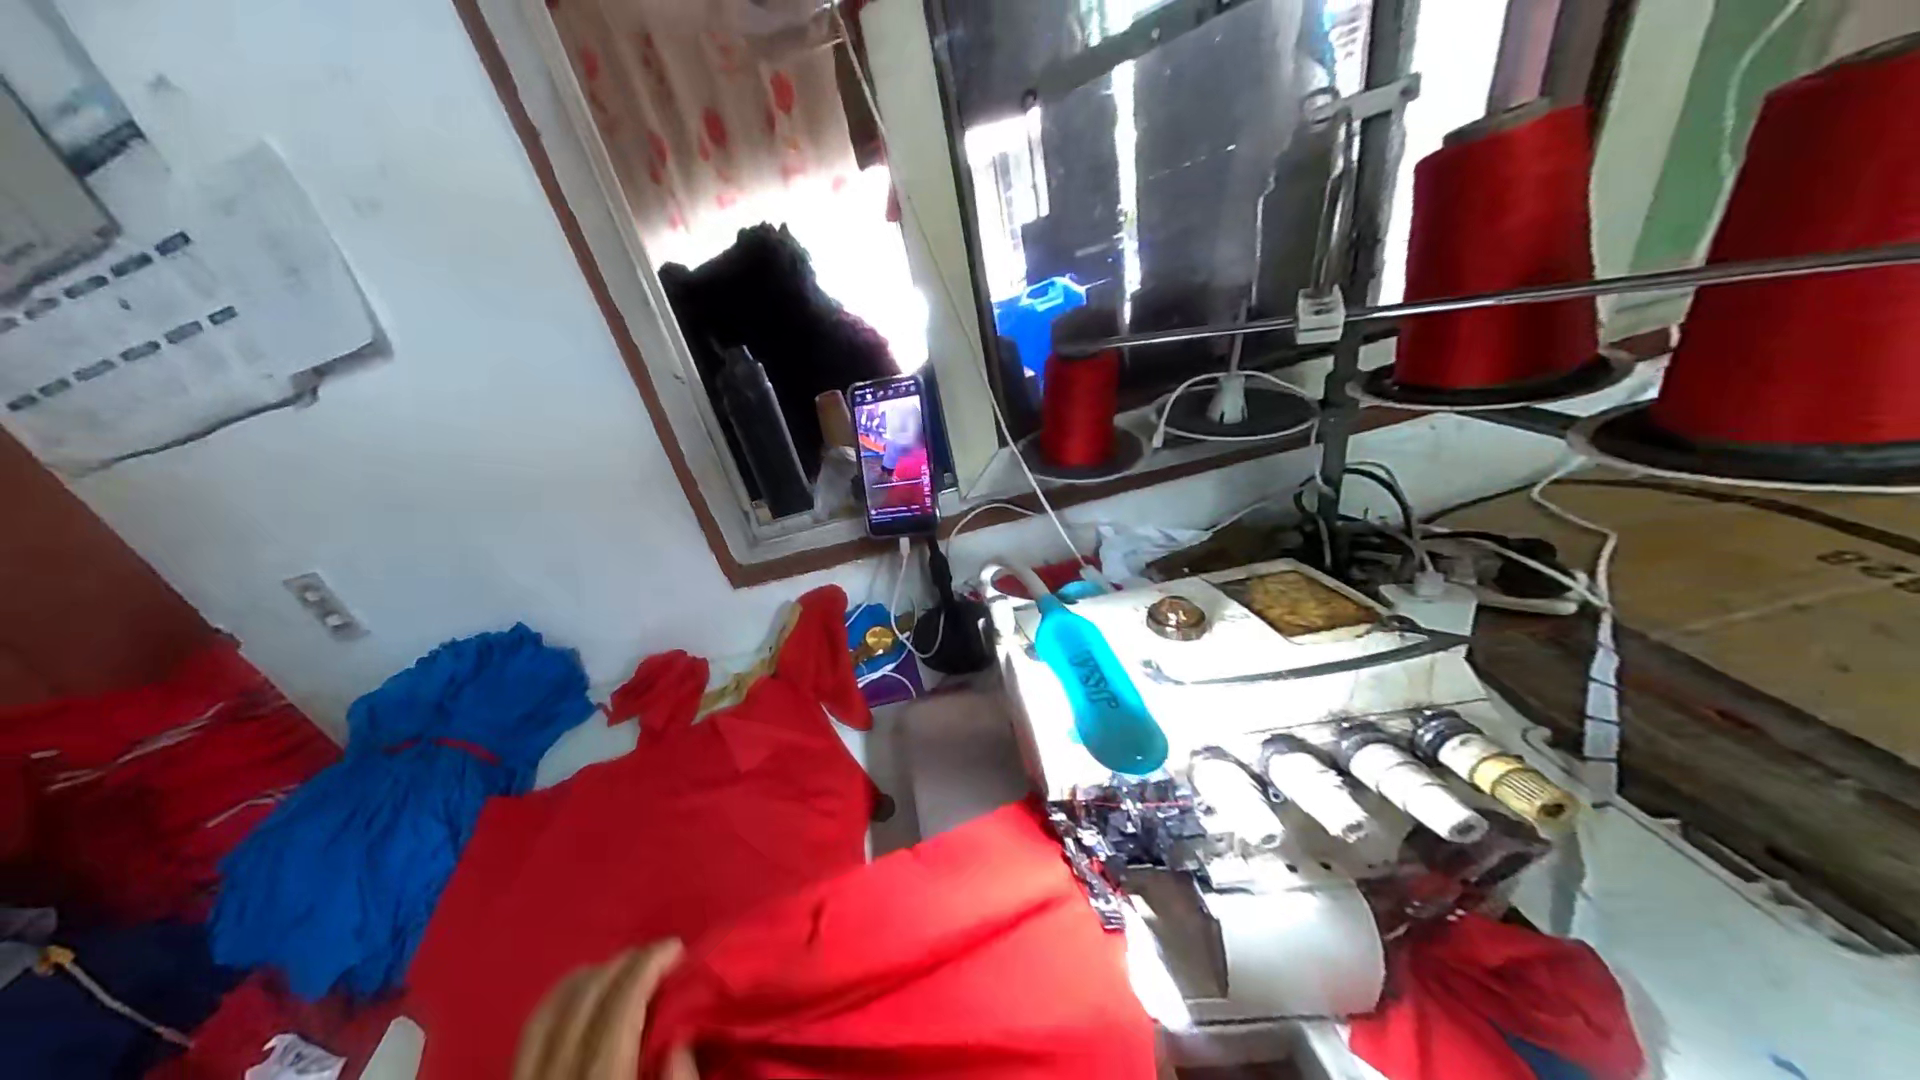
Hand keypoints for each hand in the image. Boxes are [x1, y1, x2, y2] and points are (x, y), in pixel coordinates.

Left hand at [513, 940, 698, 1079]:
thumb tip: (680, 1040)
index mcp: (601, 1078)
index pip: (621, 1003)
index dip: (649, 965)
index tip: (676, 949)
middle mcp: (557, 1075)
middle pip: (586, 998)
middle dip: (625, 963)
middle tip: (658, 956)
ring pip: (550, 1010)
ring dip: (591, 976)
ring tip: (624, 971)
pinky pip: (530, 1032)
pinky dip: (558, 1001)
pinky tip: (581, 996)